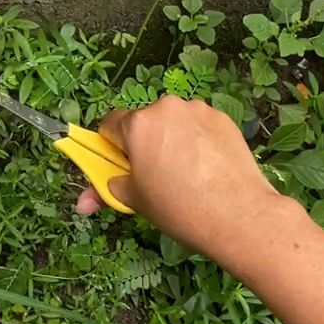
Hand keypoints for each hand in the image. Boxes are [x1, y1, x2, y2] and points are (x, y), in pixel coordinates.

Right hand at [75, 95, 284, 261]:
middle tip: (156, 175)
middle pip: (143, 122)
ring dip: (171, 139)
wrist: (240, 216)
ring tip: (187, 173)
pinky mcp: (222, 118)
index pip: (109, 125)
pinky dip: (198, 140)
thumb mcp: (136, 202)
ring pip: (173, 122)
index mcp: (137, 124)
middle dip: (144, 143)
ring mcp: (197, 110)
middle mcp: (165, 107)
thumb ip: (106, 192)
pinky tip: (208, 167)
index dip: (112, 147)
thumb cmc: (179, 209)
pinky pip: (199, 126)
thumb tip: (83, 203)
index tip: (124, 166)